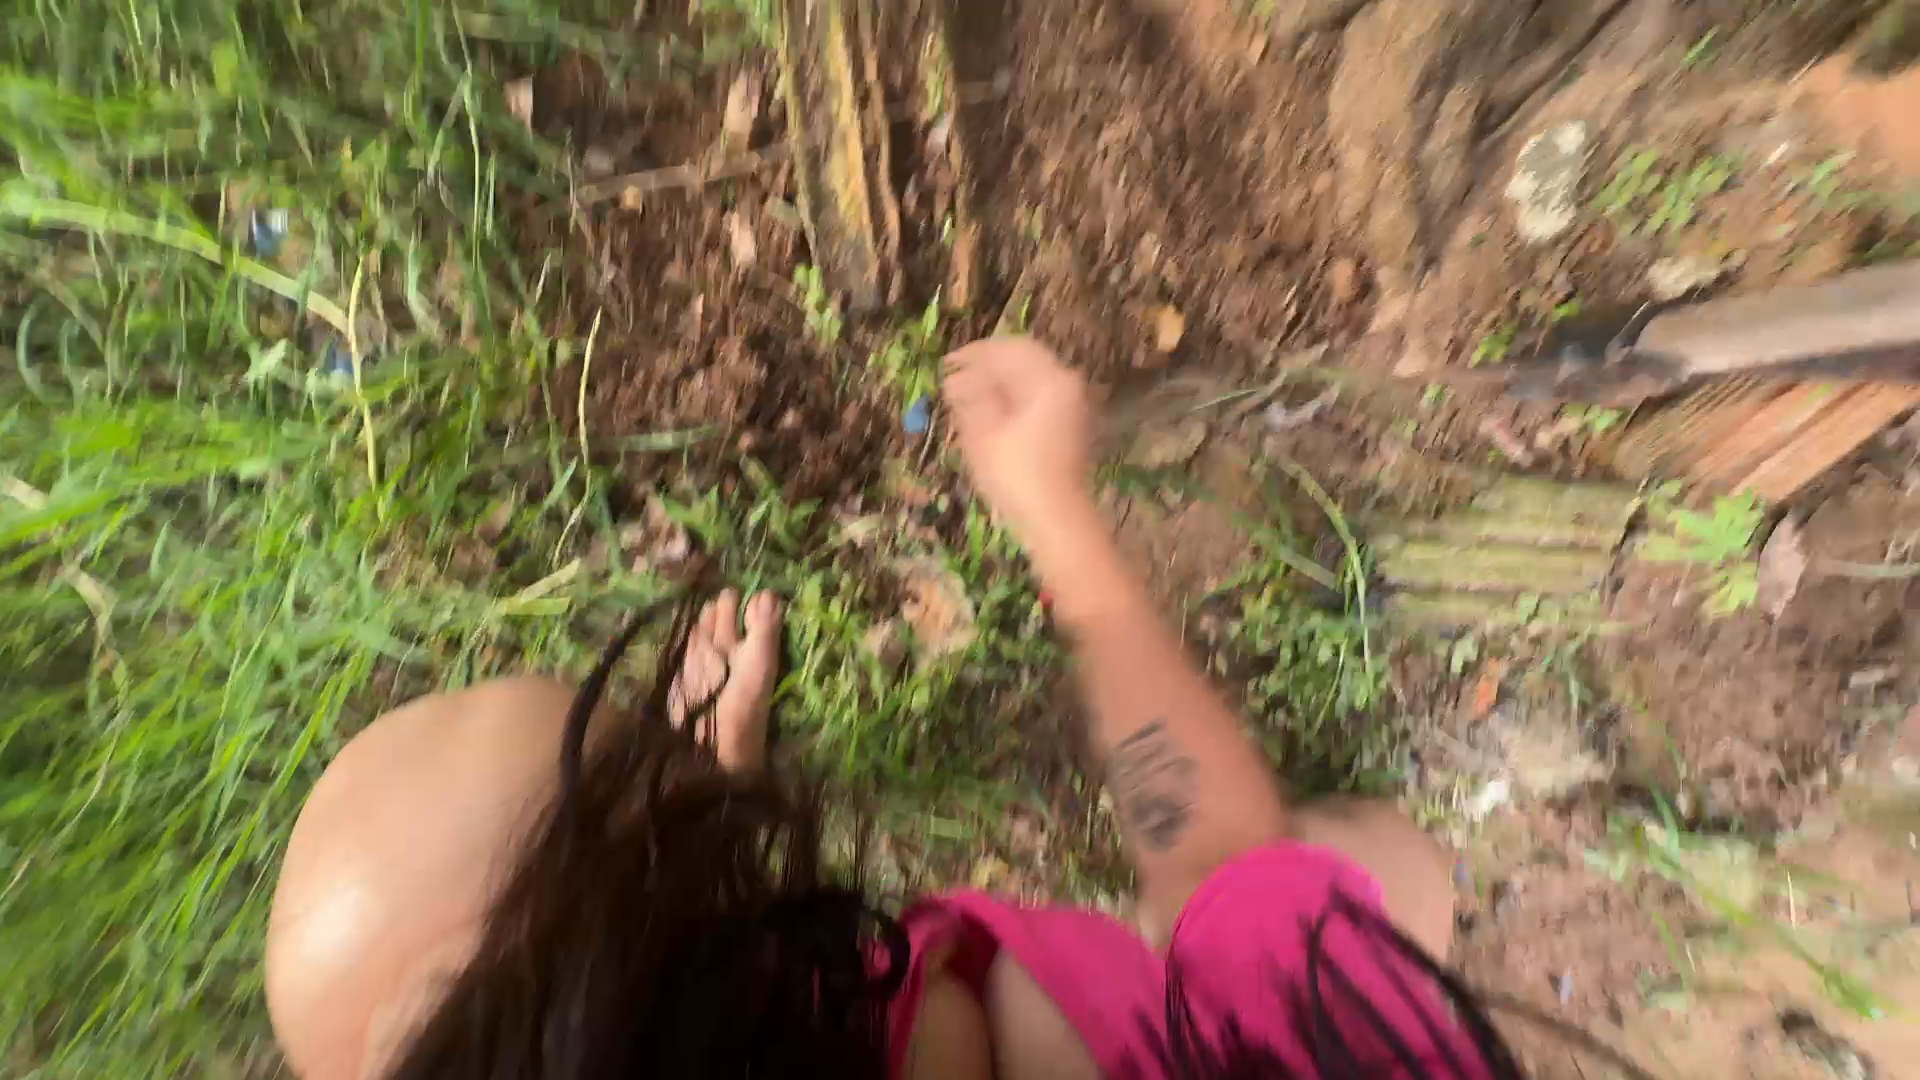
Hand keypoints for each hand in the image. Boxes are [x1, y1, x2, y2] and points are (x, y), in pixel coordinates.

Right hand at [942, 337, 1093, 541]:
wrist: (1055, 518)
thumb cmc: (1017, 474)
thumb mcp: (984, 433)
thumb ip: (970, 397)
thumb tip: (955, 379)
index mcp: (1050, 379)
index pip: (1009, 349)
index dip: (975, 353)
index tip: (947, 363)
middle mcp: (1067, 386)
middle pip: (1023, 362)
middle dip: (988, 368)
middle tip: (956, 378)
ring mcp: (1073, 407)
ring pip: (1031, 382)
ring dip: (1000, 385)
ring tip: (969, 399)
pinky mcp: (1069, 428)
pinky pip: (1038, 400)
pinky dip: (1013, 401)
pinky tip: (992, 416)